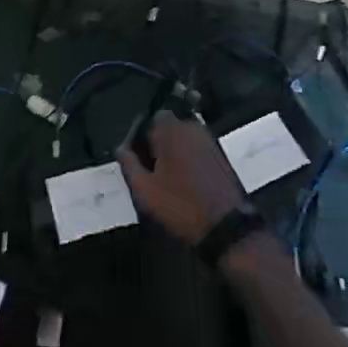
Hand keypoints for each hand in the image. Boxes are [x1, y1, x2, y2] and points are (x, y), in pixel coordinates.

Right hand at [116, 110, 247, 245]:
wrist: (227, 229)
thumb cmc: (180, 205)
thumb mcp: (144, 189)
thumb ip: (128, 164)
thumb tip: (120, 149)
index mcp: (172, 130)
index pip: (149, 117)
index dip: (139, 135)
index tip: (134, 156)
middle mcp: (193, 128)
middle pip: (166, 128)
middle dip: (155, 144)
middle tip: (147, 169)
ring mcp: (210, 142)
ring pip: (181, 140)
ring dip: (171, 153)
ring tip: (163, 178)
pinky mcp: (221, 157)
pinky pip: (195, 150)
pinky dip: (186, 160)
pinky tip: (181, 182)